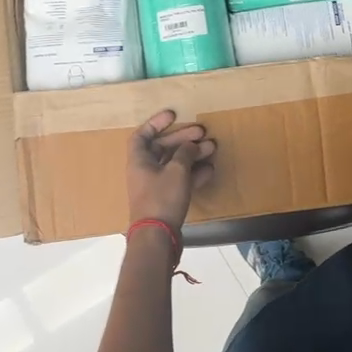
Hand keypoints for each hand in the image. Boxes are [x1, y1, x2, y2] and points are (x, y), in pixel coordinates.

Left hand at [127, 110, 215, 232]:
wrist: (157, 236)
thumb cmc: (162, 198)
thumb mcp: (176, 170)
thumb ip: (185, 153)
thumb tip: (192, 145)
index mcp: (139, 160)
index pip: (142, 135)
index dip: (156, 123)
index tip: (174, 115)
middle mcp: (144, 171)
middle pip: (163, 148)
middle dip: (183, 138)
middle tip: (202, 132)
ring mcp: (155, 186)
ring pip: (175, 164)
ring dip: (192, 155)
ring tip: (212, 148)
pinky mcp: (166, 199)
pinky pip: (180, 180)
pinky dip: (193, 173)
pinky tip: (209, 170)